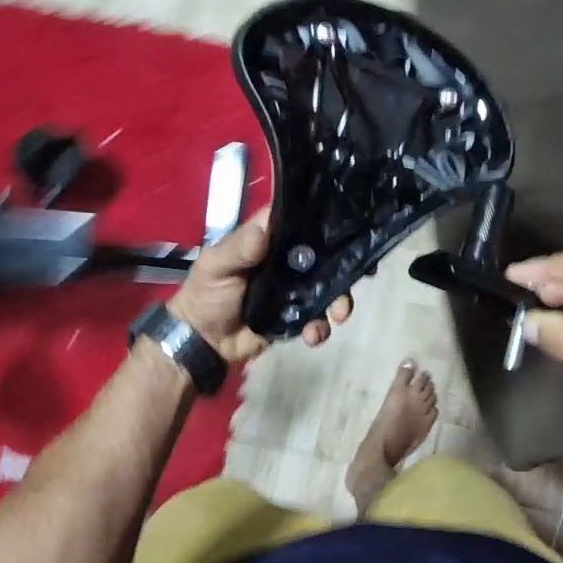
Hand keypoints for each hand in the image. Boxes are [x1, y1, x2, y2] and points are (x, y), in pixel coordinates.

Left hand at [167, 208, 352, 362]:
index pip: (302, 221)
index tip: (353, 224)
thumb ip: (239, 248)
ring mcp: (295, 289)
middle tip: (361, 276)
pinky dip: (321, 327)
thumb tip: (265, 227)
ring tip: (338, 315)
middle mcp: (288, 260)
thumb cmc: (205, 293)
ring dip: (339, 300)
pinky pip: (317, 318)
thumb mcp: (216, 265)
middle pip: (326, 255)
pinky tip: (313, 336)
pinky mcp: (297, 316)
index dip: (328, 220)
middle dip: (345, 266)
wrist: (201, 342)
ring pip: (328, 288)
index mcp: (270, 239)